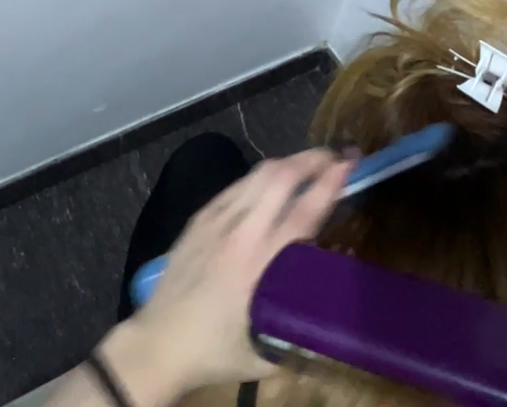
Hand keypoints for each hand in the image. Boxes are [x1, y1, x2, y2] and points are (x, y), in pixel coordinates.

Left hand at [98, 148, 352, 403]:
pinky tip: (270, 183)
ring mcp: (217, 219)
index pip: (304, 211)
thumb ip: (302, 324)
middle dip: (313, 159)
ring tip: (309, 163)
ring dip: (289, 162)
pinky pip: (237, 184)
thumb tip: (330, 300)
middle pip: (281, 177)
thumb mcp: (268, 349)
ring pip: (258, 173)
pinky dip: (261, 177)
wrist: (158, 343)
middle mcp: (241, 231)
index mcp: (261, 263)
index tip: (348, 165)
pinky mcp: (200, 217)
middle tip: (336, 157)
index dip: (330, 183)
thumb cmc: (216, 350)